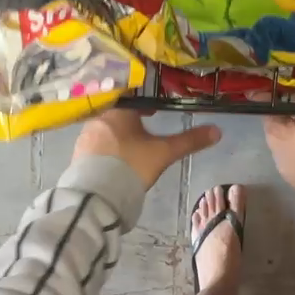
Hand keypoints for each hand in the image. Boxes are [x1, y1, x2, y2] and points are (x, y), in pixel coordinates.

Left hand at [73, 108, 221, 188]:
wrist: (98, 194)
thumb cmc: (132, 166)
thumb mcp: (164, 153)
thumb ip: (188, 141)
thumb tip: (217, 131)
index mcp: (119, 111)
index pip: (132, 100)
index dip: (144, 106)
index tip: (153, 114)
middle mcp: (98, 119)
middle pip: (116, 116)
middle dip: (129, 123)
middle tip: (142, 134)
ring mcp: (84, 138)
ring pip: (104, 132)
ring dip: (116, 138)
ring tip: (129, 152)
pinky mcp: (77, 156)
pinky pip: (94, 148)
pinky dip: (104, 152)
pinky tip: (112, 165)